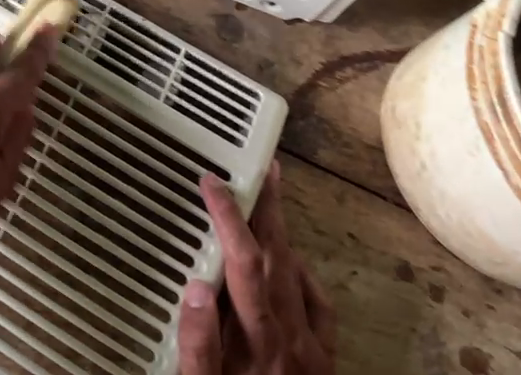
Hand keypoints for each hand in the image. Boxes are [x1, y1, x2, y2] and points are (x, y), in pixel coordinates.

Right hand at [180, 163, 335, 374]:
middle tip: (265, 165)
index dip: (228, 216)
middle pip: (279, 257)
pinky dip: (304, 276)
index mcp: (259, 341)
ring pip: (298, 275)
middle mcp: (291, 339)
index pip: (242, 261)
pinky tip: (292, 264)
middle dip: (269, 208)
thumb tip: (196, 284)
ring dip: (285, 231)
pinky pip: (319, 308)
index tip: (210, 182)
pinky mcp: (324, 364)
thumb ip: (198, 346)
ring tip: (274, 196)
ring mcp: (312, 351)